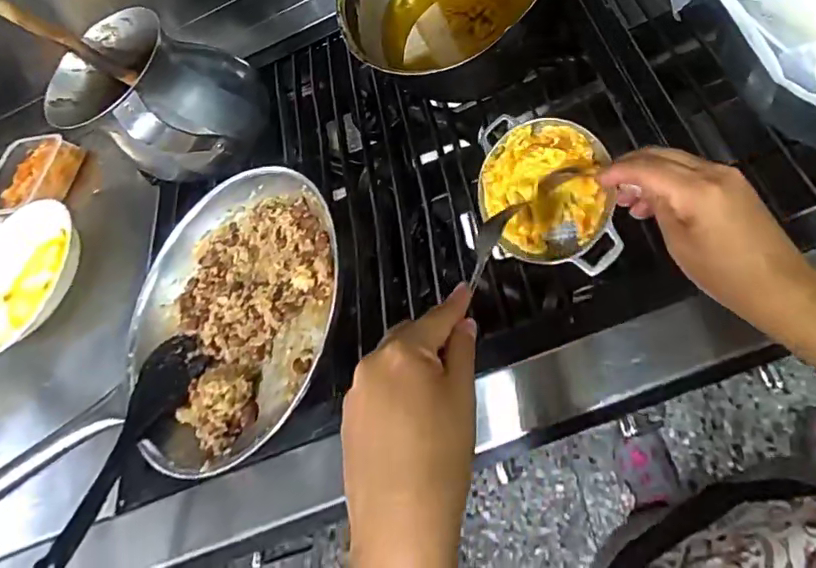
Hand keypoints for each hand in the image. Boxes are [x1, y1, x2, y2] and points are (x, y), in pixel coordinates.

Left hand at [342, 284, 475, 567]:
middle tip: (459, 355)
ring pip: (392, 363)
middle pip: (409, 337)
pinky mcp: (348, 421)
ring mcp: (355, 394)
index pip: (436, 318)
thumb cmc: (440, 457)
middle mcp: (371, 365)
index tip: (467, 290)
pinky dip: (397, 390)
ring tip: (437, 396)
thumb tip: (463, 325)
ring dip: (413, 366)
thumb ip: (462, 351)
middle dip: (433, 340)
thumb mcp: (462, 396)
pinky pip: (378, 388)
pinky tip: (414, 418)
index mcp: (402, 352)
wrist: (401, 526)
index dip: (456, 304)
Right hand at [599, 147, 815, 328]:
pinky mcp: (735, 184)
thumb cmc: (726, 276)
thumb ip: (660, 208)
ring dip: (652, 173)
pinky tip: (659, 202)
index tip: (597, 178)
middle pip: (662, 155)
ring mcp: (727, 175)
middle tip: (610, 186)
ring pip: (677, 161)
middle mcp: (712, 172)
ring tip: (631, 201)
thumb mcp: (681, 245)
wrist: (781, 286)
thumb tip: (644, 190)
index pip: (648, 168)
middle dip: (633, 166)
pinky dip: (672, 180)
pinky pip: (694, 172)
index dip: (619, 170)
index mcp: (697, 189)